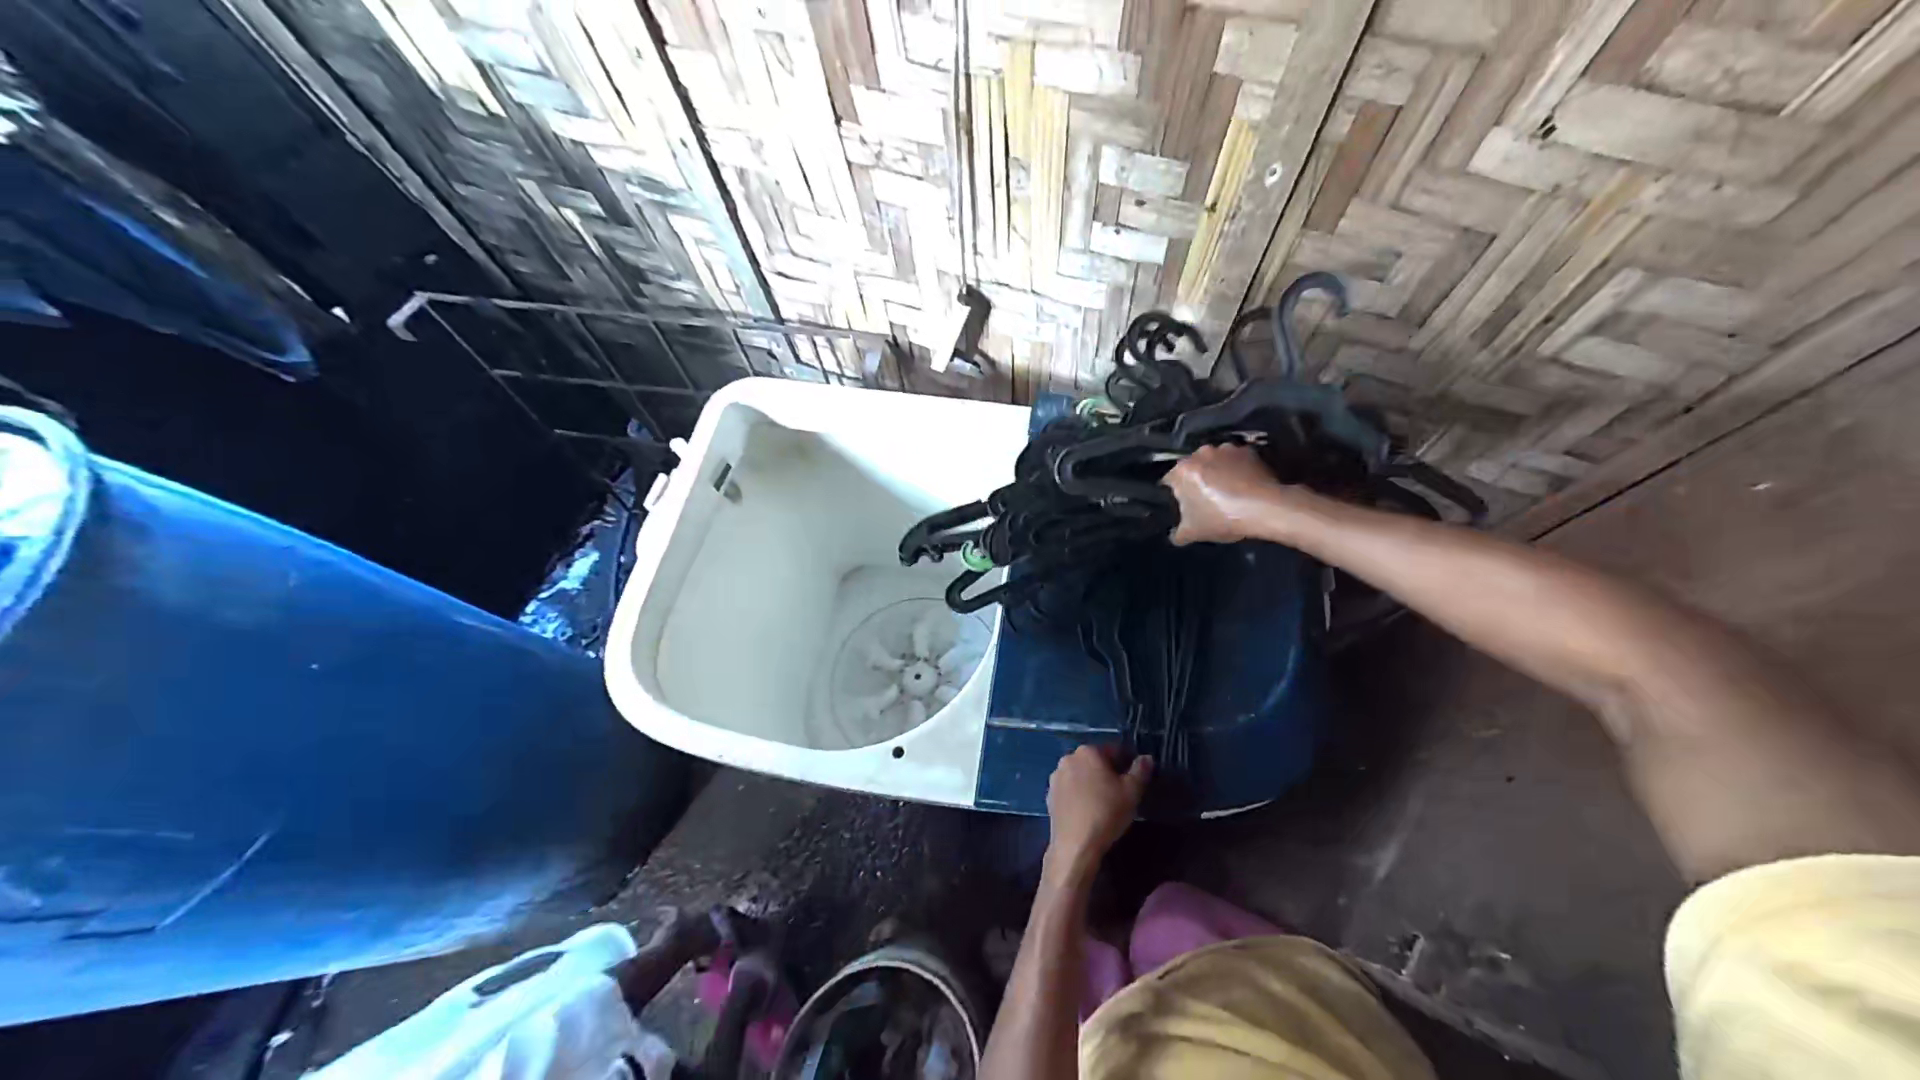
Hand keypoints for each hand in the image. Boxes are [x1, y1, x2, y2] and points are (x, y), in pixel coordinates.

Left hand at [1044, 745, 1151, 885]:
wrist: (1076, 844)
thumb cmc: (1106, 813)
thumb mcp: (1132, 792)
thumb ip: (1140, 770)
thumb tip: (1146, 758)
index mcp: (1087, 751)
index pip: (1112, 750)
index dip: (1126, 763)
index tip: (1133, 780)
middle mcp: (1068, 758)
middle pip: (1094, 762)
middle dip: (1107, 773)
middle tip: (1120, 793)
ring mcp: (1055, 777)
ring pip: (1080, 775)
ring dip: (1091, 783)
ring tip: (1103, 804)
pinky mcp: (1049, 796)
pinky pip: (1069, 790)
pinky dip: (1078, 796)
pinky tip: (1088, 811)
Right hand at [1161, 443, 1296, 544]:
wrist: (1265, 508)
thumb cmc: (1222, 518)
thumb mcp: (1193, 533)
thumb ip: (1177, 533)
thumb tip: (1174, 535)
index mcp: (1182, 470)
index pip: (1169, 481)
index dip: (1175, 495)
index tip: (1185, 506)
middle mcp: (1200, 453)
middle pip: (1193, 468)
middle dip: (1197, 481)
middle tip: (1206, 501)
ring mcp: (1226, 449)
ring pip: (1215, 462)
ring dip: (1217, 473)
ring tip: (1228, 493)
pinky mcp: (1248, 451)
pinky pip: (1236, 461)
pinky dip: (1238, 470)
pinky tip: (1244, 486)